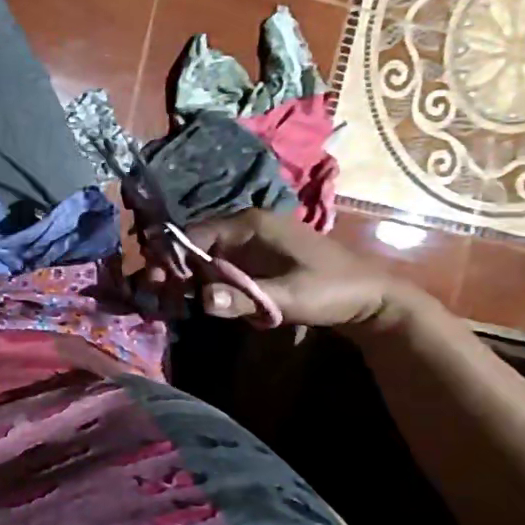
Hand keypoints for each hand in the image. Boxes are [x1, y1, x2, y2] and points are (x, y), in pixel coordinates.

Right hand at [145, 209, 411, 331]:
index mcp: (250, 224)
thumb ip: (246, 299)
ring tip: (169, 298)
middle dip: (173, 267)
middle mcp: (245, 226)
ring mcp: (250, 241)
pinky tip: (197, 298)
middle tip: (154, 292)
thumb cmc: (332, 291)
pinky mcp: (255, 257)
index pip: (195, 234)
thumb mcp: (289, 298)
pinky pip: (220, 264)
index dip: (171, 257)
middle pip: (195, 243)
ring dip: (187, 276)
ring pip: (204, 255)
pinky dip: (205, 280)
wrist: (370, 297)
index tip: (154, 281)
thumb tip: (203, 299)